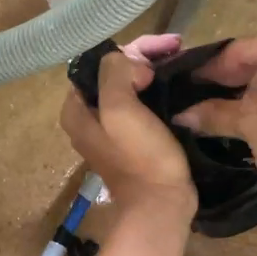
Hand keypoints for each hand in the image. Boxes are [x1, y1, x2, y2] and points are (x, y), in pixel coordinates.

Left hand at [59, 34, 195, 215]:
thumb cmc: (139, 158)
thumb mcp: (119, 108)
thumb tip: (133, 66)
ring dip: (153, 74)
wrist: (161, 205)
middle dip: (143, 60)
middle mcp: (89, 119)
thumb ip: (115, 72)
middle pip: (115, 74)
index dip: (129, 51)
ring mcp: (112, 133)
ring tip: (180, 61)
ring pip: (131, 89)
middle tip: (175, 50)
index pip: (98, 63)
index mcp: (76, 110)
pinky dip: (158, 94)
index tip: (157, 53)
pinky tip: (177, 87)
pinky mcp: (135, 144)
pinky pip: (143, 107)